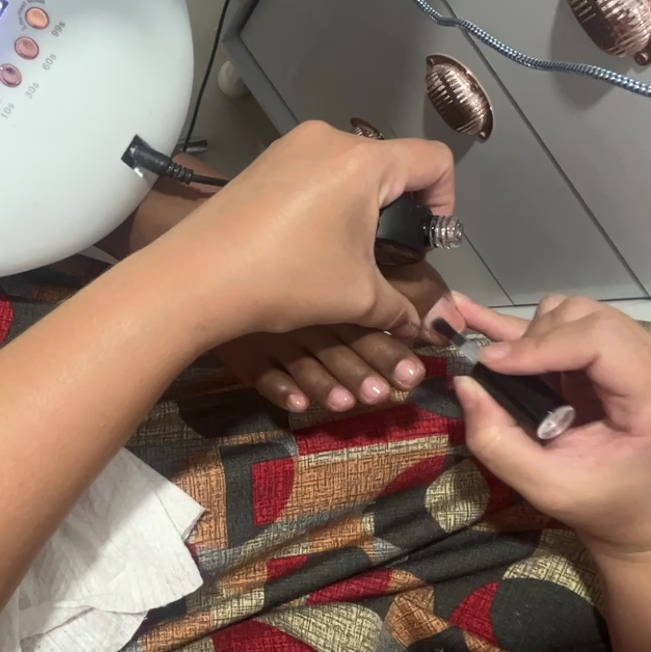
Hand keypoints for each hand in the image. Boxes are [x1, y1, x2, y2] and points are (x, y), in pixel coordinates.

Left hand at [141, 120, 454, 345]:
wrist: (196, 277)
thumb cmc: (286, 278)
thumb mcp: (355, 297)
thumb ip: (401, 308)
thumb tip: (424, 326)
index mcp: (362, 161)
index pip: (432, 160)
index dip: (445, 202)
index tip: (428, 241)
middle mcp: (327, 138)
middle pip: (388, 163)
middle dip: (397, 209)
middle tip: (384, 255)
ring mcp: (288, 146)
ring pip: (347, 168)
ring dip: (358, 207)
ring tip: (343, 252)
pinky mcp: (261, 162)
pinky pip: (312, 173)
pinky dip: (324, 202)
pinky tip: (305, 241)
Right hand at [214, 261, 447, 410]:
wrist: (207, 252)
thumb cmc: (273, 245)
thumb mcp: (331, 254)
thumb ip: (379, 287)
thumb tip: (443, 316)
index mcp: (324, 286)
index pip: (364, 320)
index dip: (391, 348)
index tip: (416, 372)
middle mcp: (299, 312)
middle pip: (336, 345)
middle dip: (364, 371)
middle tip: (387, 394)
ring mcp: (265, 330)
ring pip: (301, 361)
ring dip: (326, 384)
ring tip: (350, 403)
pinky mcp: (237, 346)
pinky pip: (258, 371)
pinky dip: (279, 388)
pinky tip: (299, 406)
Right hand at [447, 293, 650, 557]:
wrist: (643, 511)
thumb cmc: (600, 503)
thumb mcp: (542, 485)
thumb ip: (497, 439)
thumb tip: (465, 381)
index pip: (603, 341)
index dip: (541, 344)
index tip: (491, 362)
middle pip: (590, 318)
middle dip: (535, 339)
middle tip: (502, 371)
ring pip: (582, 311)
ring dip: (539, 333)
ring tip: (521, 368)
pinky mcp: (636, 347)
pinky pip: (582, 319)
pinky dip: (537, 325)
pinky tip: (482, 314)